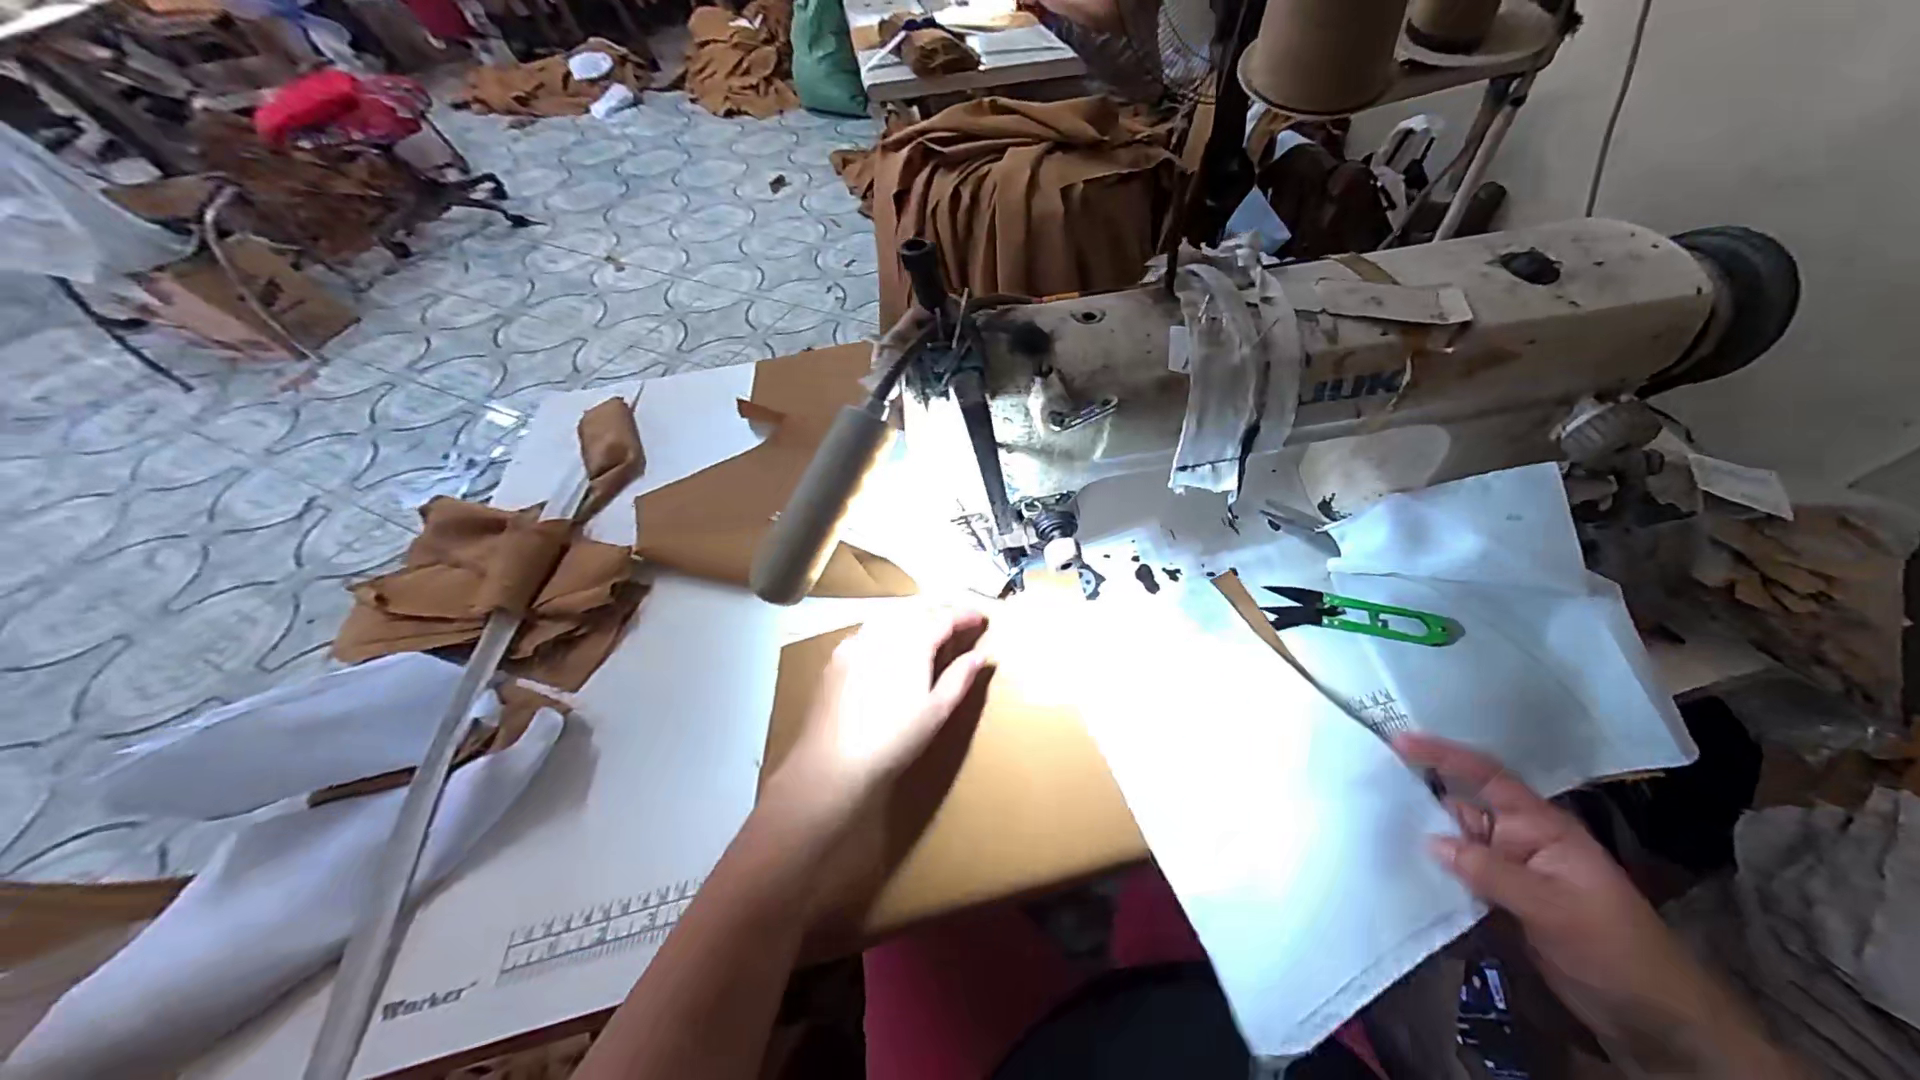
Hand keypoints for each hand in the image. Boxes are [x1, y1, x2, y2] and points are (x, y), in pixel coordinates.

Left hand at [762, 607, 992, 840]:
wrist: (834, 763)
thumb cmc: (894, 741)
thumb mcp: (936, 711)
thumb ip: (959, 678)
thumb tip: (979, 656)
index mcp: (911, 643)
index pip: (943, 617)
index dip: (964, 614)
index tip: (980, 617)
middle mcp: (881, 633)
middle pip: (915, 612)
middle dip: (938, 613)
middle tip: (957, 623)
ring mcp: (855, 643)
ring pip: (889, 617)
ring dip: (912, 618)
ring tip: (926, 631)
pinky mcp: (837, 657)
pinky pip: (868, 631)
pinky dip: (886, 630)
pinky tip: (889, 646)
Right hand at [1395, 734, 1799, 1077]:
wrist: (1654, 1020)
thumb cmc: (1616, 949)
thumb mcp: (1555, 907)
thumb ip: (1490, 871)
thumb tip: (1431, 841)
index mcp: (1541, 827)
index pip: (1487, 778)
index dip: (1444, 756)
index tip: (1400, 741)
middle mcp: (1518, 840)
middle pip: (1460, 805)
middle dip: (1418, 790)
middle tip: (1367, 778)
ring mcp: (1507, 871)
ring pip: (1452, 841)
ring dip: (1418, 833)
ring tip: (1369, 818)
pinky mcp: (1497, 901)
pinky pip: (1455, 875)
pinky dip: (1429, 868)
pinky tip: (1397, 865)